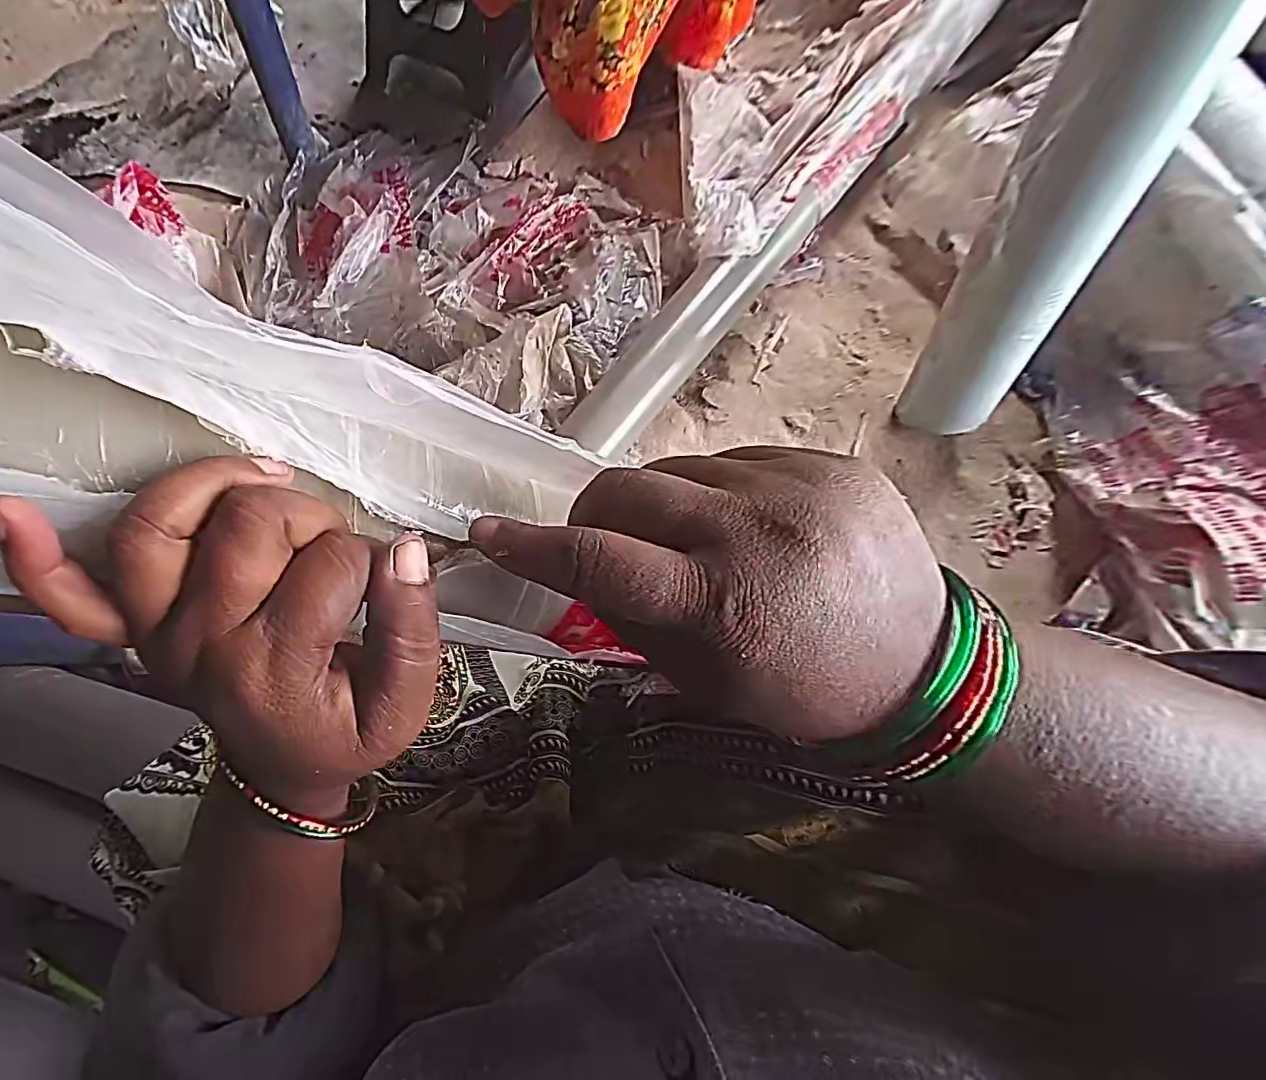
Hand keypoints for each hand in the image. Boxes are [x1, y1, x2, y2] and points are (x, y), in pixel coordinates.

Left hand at [0, 457, 441, 814]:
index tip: (378, 580)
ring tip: (267, 484)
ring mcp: (155, 634)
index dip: (367, 559)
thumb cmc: (339, 730)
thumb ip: (413, 632)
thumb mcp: (401, 706)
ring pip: (164, 523)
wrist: (281, 765)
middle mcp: (201, 647)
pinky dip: (37, 557)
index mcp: (274, 671)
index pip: (331, 565)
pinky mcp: (131, 628)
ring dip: (220, 485)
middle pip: (252, 526)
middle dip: (310, 516)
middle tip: (329, 544)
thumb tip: (401, 551)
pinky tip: (11, 512)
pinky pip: (70, 594)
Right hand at [471, 447, 945, 742]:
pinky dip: (710, 493)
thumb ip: (623, 613)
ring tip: (689, 541)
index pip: (598, 559)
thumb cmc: (789, 687)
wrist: (927, 673)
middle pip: (623, 491)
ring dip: (656, 504)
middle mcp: (757, 533)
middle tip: (602, 542)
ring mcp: (799, 489)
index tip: (488, 531)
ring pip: (670, 470)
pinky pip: (726, 461)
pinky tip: (740, 526)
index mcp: (718, 602)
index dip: (532, 544)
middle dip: (592, 514)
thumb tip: (572, 567)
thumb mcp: (691, 674)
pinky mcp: (829, 464)